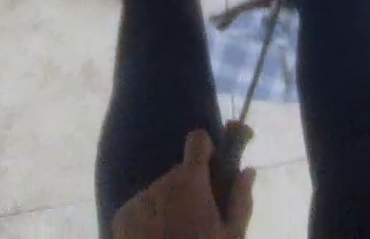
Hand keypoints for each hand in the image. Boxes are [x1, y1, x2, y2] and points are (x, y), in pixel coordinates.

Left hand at [109, 130, 255, 238]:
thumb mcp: (232, 237)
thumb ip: (240, 199)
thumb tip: (247, 170)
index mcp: (191, 181)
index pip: (197, 139)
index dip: (206, 149)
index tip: (211, 167)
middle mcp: (163, 182)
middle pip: (179, 173)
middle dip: (189, 188)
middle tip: (196, 219)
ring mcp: (140, 199)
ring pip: (160, 191)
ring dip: (168, 204)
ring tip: (175, 235)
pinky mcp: (121, 217)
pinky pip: (141, 207)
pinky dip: (148, 218)